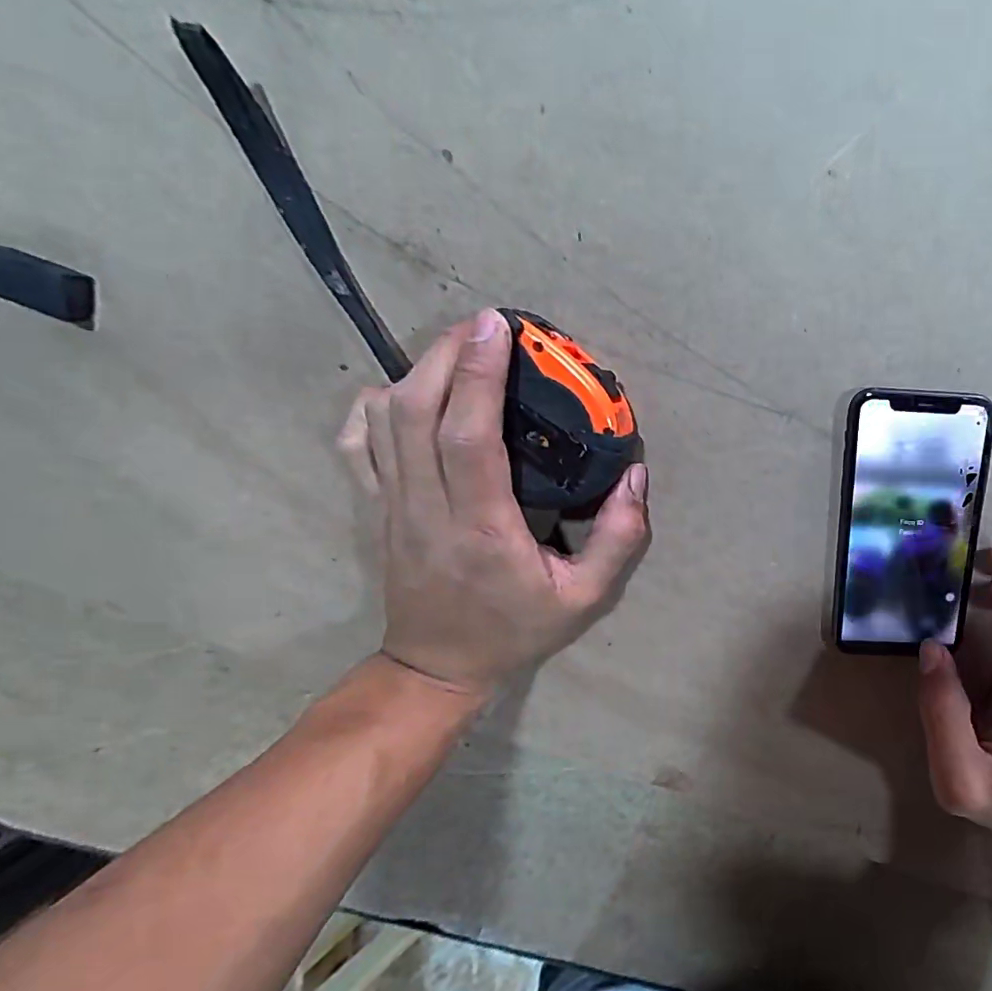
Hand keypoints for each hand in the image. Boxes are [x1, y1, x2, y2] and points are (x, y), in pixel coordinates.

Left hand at [336, 309, 650, 699]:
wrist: (437, 666)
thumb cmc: (516, 630)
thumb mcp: (587, 598)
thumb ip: (619, 538)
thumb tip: (635, 475)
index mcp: (481, 528)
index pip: (468, 437)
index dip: (478, 375)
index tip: (497, 328)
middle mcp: (427, 509)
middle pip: (417, 412)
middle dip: (446, 354)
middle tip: (482, 324)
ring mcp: (392, 507)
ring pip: (385, 420)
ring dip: (416, 369)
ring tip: (455, 345)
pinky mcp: (376, 508)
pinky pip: (357, 444)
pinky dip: (373, 405)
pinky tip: (401, 389)